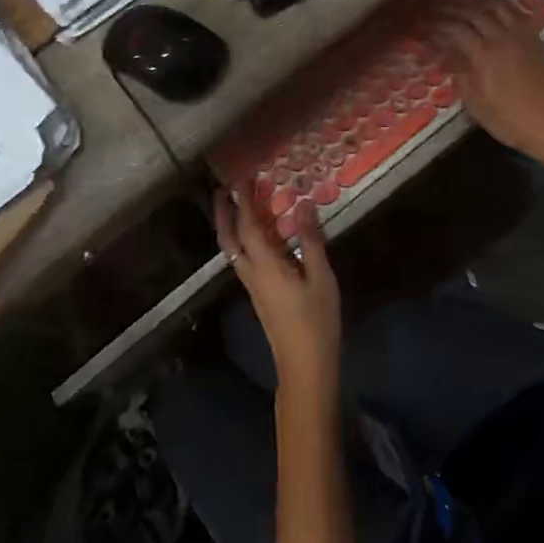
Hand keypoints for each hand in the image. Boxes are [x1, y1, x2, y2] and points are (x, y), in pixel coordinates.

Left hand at [215, 188, 341, 408]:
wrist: (304, 363)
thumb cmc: (316, 320)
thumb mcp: (321, 278)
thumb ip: (311, 241)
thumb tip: (303, 205)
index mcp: (264, 264)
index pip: (247, 225)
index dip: (243, 201)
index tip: (242, 179)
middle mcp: (250, 272)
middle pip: (228, 237)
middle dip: (222, 212)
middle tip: (222, 190)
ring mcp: (251, 284)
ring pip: (231, 249)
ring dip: (229, 225)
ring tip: (234, 207)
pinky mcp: (257, 293)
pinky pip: (242, 258)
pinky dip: (241, 240)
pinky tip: (255, 237)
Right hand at [433, 0, 543, 163]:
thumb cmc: (507, 119)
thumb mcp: (473, 101)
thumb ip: (458, 72)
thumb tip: (445, 53)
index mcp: (483, 55)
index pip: (454, 29)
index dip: (436, 25)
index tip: (423, 25)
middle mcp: (502, 39)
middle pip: (474, 13)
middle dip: (452, 9)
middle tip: (436, 11)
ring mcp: (522, 37)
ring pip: (498, 7)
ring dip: (477, 3)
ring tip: (463, 6)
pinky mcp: (535, 40)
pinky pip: (517, 14)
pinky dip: (501, 7)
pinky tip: (492, 12)